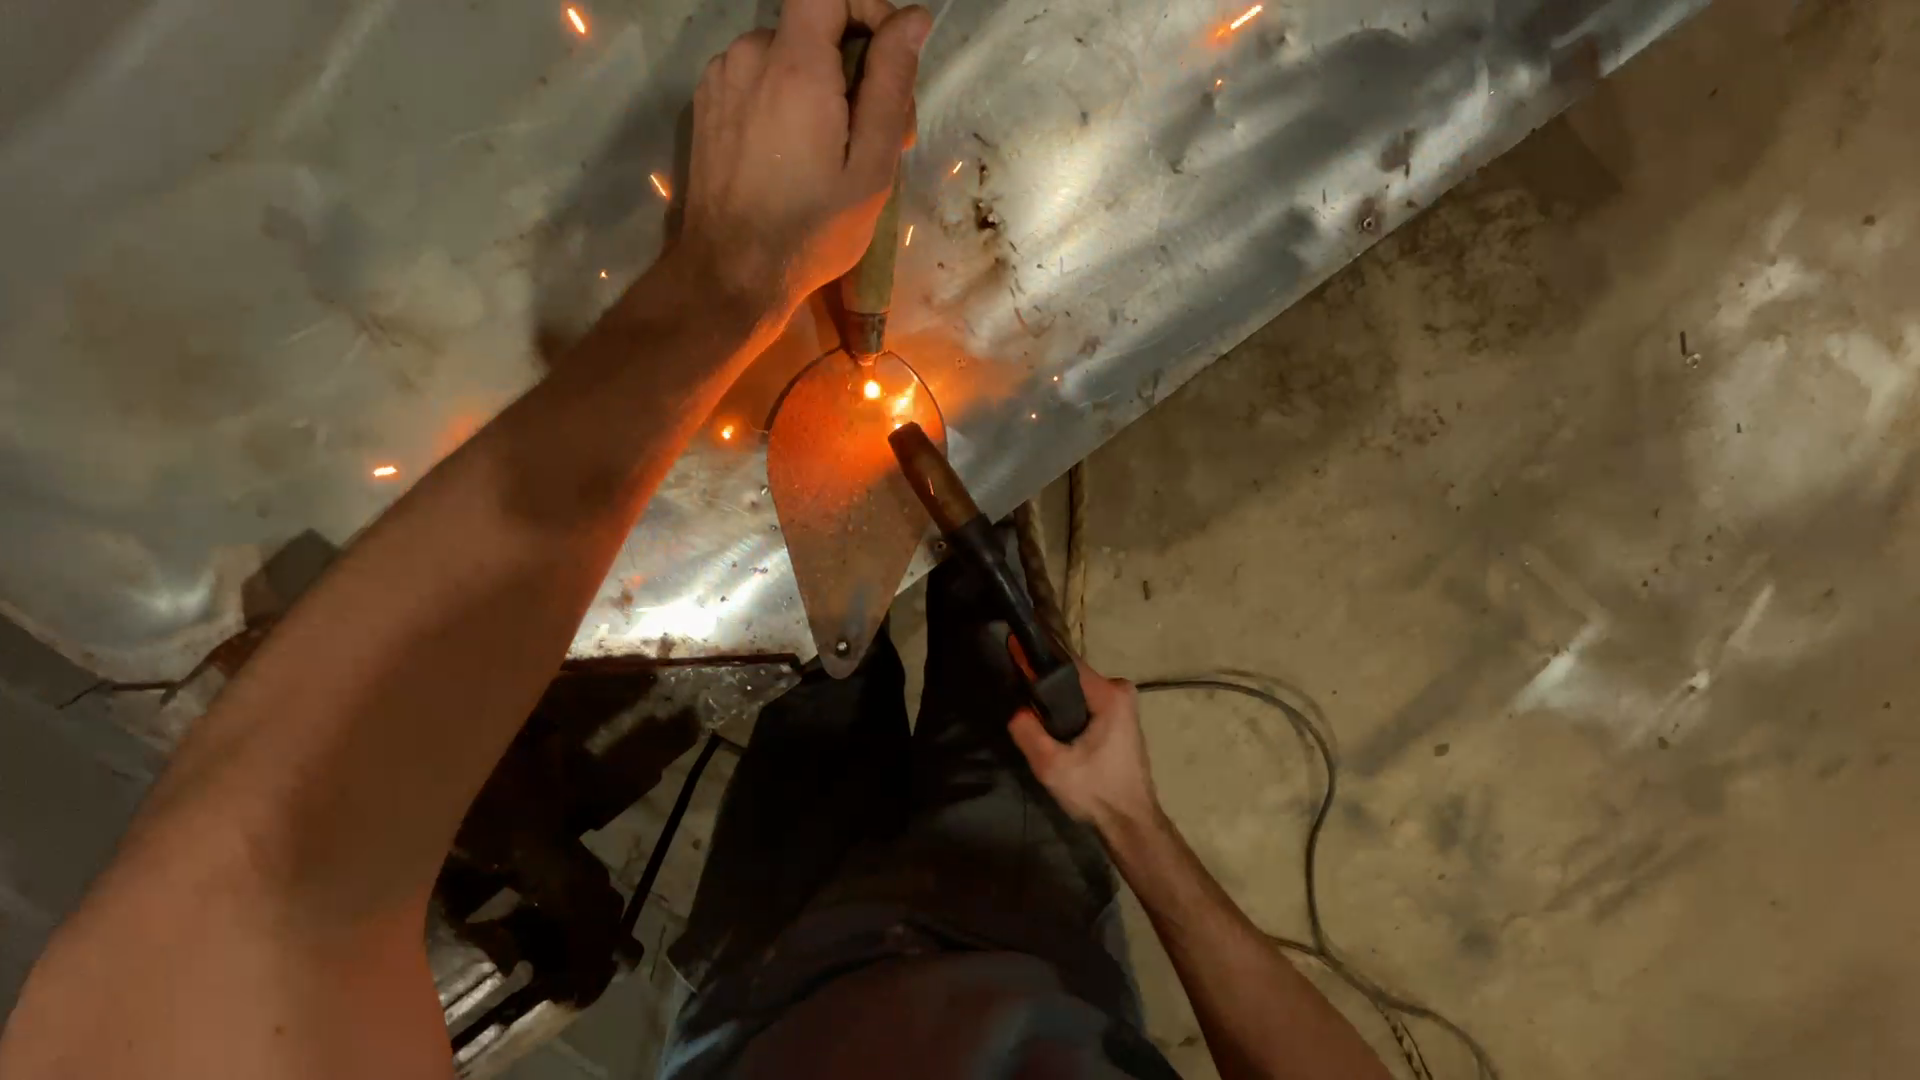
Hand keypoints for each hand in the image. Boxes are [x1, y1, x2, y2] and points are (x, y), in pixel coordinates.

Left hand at [678, 0, 930, 324]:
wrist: (731, 273)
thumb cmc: (812, 230)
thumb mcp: (871, 167)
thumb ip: (891, 84)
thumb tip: (912, 19)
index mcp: (795, 65)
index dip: (868, 9)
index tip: (890, 61)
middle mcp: (749, 55)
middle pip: (813, 30)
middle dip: (854, 70)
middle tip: (879, 138)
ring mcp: (721, 80)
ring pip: (786, 60)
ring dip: (820, 92)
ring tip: (836, 159)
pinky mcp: (706, 107)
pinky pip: (757, 83)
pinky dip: (785, 106)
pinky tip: (795, 161)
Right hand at [1009, 660, 1161, 835]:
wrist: (1131, 823)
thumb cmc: (1096, 791)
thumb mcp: (1052, 766)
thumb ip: (1028, 733)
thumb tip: (1016, 710)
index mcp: (1109, 694)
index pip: (1067, 662)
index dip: (1038, 659)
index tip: (1013, 653)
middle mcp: (1120, 691)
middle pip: (1072, 677)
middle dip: (1046, 687)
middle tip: (1022, 702)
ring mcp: (1123, 706)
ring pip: (1078, 692)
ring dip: (1057, 702)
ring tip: (1034, 717)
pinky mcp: (1121, 720)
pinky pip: (1087, 703)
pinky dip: (1070, 711)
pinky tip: (1054, 728)